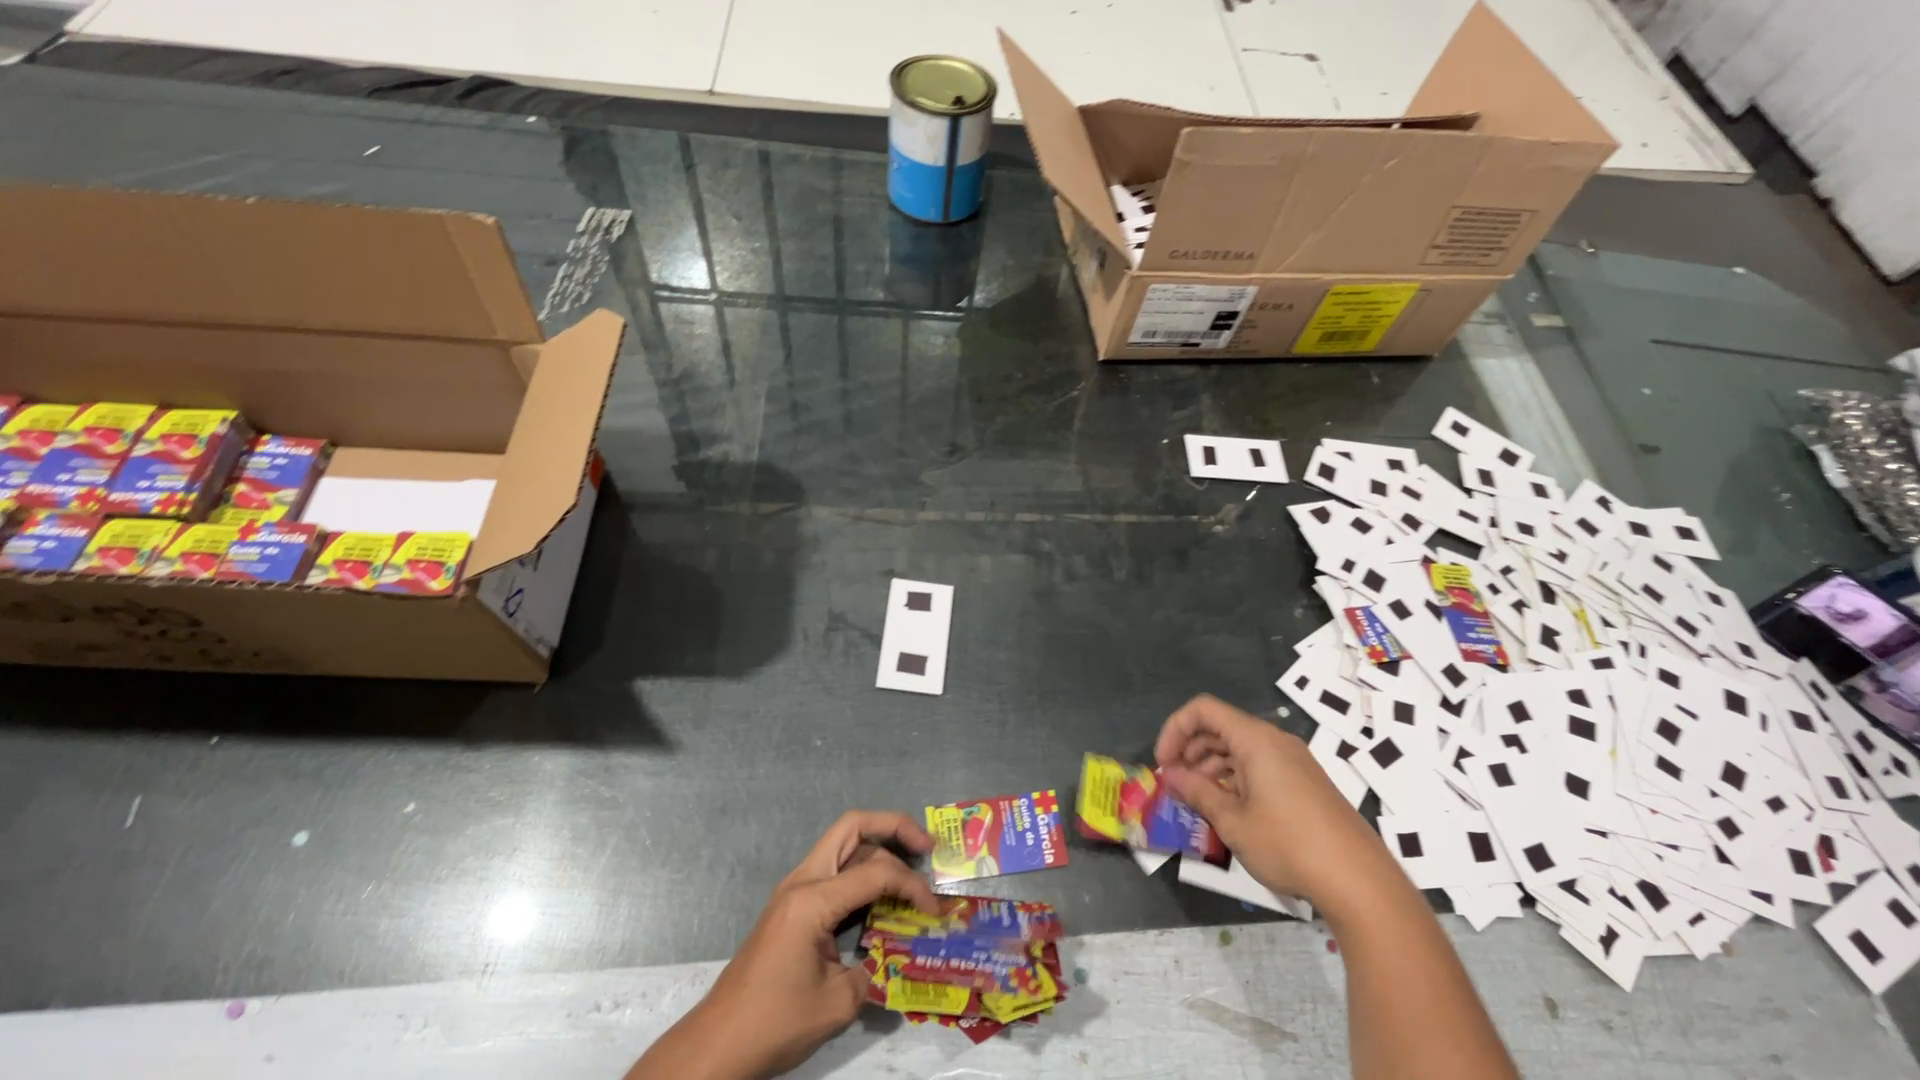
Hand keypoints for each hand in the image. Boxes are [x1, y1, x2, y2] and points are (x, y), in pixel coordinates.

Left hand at [627, 811, 939, 1079]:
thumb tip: (892, 958)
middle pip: (851, 828)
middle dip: (893, 827)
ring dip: (878, 850)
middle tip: (927, 848)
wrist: (719, 1044)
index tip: (934, 910)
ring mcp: (793, 894)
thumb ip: (874, 970)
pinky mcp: (791, 911)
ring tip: (911, 867)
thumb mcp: (838, 1003)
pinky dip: (862, 876)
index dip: (912, 885)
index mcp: (812, 899)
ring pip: (841, 848)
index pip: (875, 872)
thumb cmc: (775, 1021)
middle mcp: (801, 883)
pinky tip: (882, 899)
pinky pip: (832, 876)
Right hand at [1154, 694, 1392, 906]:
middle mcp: (1275, 741)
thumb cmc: (1287, 844)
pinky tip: (1227, 809)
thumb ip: (1197, 792)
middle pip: (1220, 727)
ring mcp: (1293, 761)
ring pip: (1239, 748)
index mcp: (1255, 740)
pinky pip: (1258, 766)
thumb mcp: (1232, 821)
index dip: (1174, 730)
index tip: (1163, 765)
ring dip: (1210, 767)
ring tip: (1196, 801)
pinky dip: (1234, 778)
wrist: (1357, 879)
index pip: (1203, 710)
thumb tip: (1170, 774)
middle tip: (1174, 785)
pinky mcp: (1303, 782)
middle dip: (1189, 750)